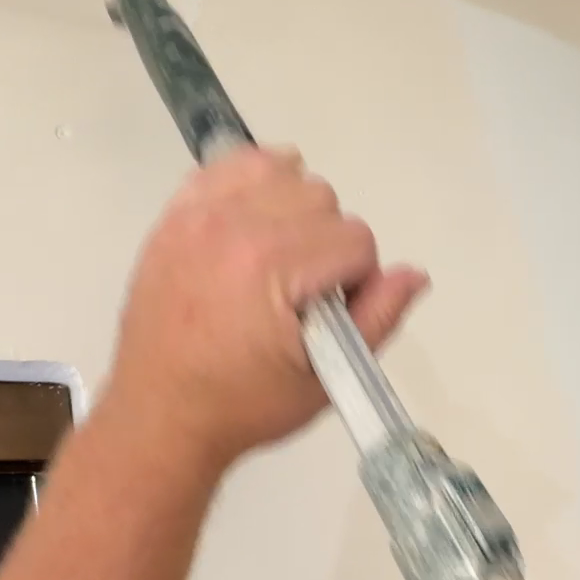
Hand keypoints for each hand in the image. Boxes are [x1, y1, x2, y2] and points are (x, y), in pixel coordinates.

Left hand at [104, 146, 428, 469]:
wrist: (163, 413)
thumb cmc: (247, 404)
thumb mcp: (326, 378)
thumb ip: (377, 320)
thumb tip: (416, 274)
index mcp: (272, 266)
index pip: (355, 240)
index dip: (358, 283)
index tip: (333, 320)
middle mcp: (233, 224)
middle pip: (323, 198)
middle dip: (330, 246)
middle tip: (307, 297)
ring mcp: (198, 213)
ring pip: (282, 170)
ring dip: (297, 213)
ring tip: (284, 263)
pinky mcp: (175, 214)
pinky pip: (230, 165)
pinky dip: (255, 185)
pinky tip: (257, 227)